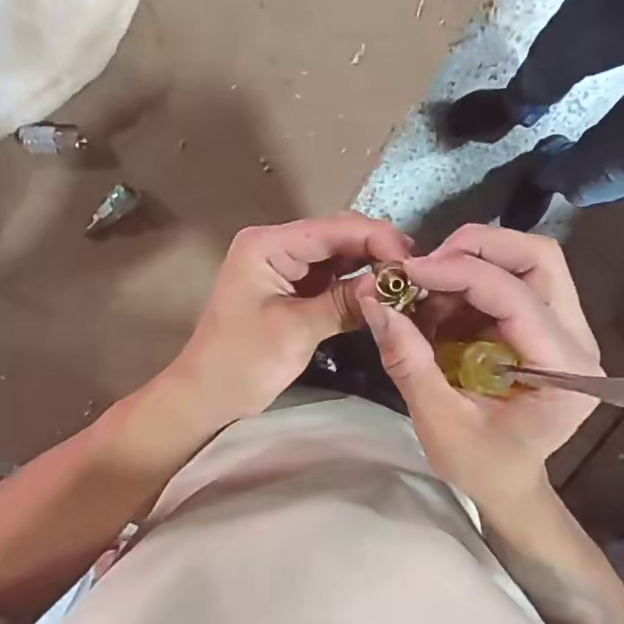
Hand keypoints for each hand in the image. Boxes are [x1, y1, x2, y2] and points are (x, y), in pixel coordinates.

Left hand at [165, 214, 411, 423]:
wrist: (205, 395)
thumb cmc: (242, 361)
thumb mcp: (297, 330)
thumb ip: (346, 302)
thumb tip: (395, 284)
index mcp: (267, 245)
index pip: (334, 228)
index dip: (378, 239)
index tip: (415, 263)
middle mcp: (274, 246)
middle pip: (337, 237)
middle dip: (377, 252)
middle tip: (417, 276)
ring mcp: (280, 267)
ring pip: (336, 257)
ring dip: (369, 268)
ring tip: (406, 285)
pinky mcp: (286, 289)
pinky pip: (328, 279)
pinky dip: (353, 286)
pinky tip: (380, 295)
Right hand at [356, 224, 600, 508]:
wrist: (507, 484)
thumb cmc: (480, 466)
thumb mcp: (438, 421)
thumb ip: (409, 361)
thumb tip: (374, 302)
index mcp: (564, 370)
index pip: (517, 296)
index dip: (458, 273)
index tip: (405, 272)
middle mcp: (576, 339)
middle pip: (538, 259)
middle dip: (475, 248)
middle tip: (422, 266)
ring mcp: (563, 329)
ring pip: (527, 262)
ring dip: (470, 261)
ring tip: (423, 288)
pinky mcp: (541, 326)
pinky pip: (510, 281)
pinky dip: (467, 281)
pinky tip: (435, 302)